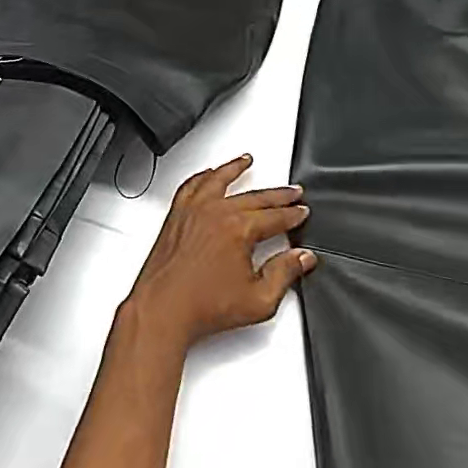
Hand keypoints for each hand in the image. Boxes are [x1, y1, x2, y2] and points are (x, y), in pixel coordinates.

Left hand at [121, 153, 315, 349]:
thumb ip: (284, 273)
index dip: (292, 215)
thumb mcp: (259, 298)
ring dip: (235, 168)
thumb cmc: (202, 305)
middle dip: (276, 194)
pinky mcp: (177, 213)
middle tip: (292, 192)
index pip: (274, 217)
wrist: (164, 306)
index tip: (302, 211)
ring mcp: (193, 209)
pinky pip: (192, 185)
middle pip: (253, 196)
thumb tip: (302, 258)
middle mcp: (215, 212)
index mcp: (238, 228)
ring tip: (246, 160)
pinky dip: (203, 176)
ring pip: (219, 179)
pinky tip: (208, 173)